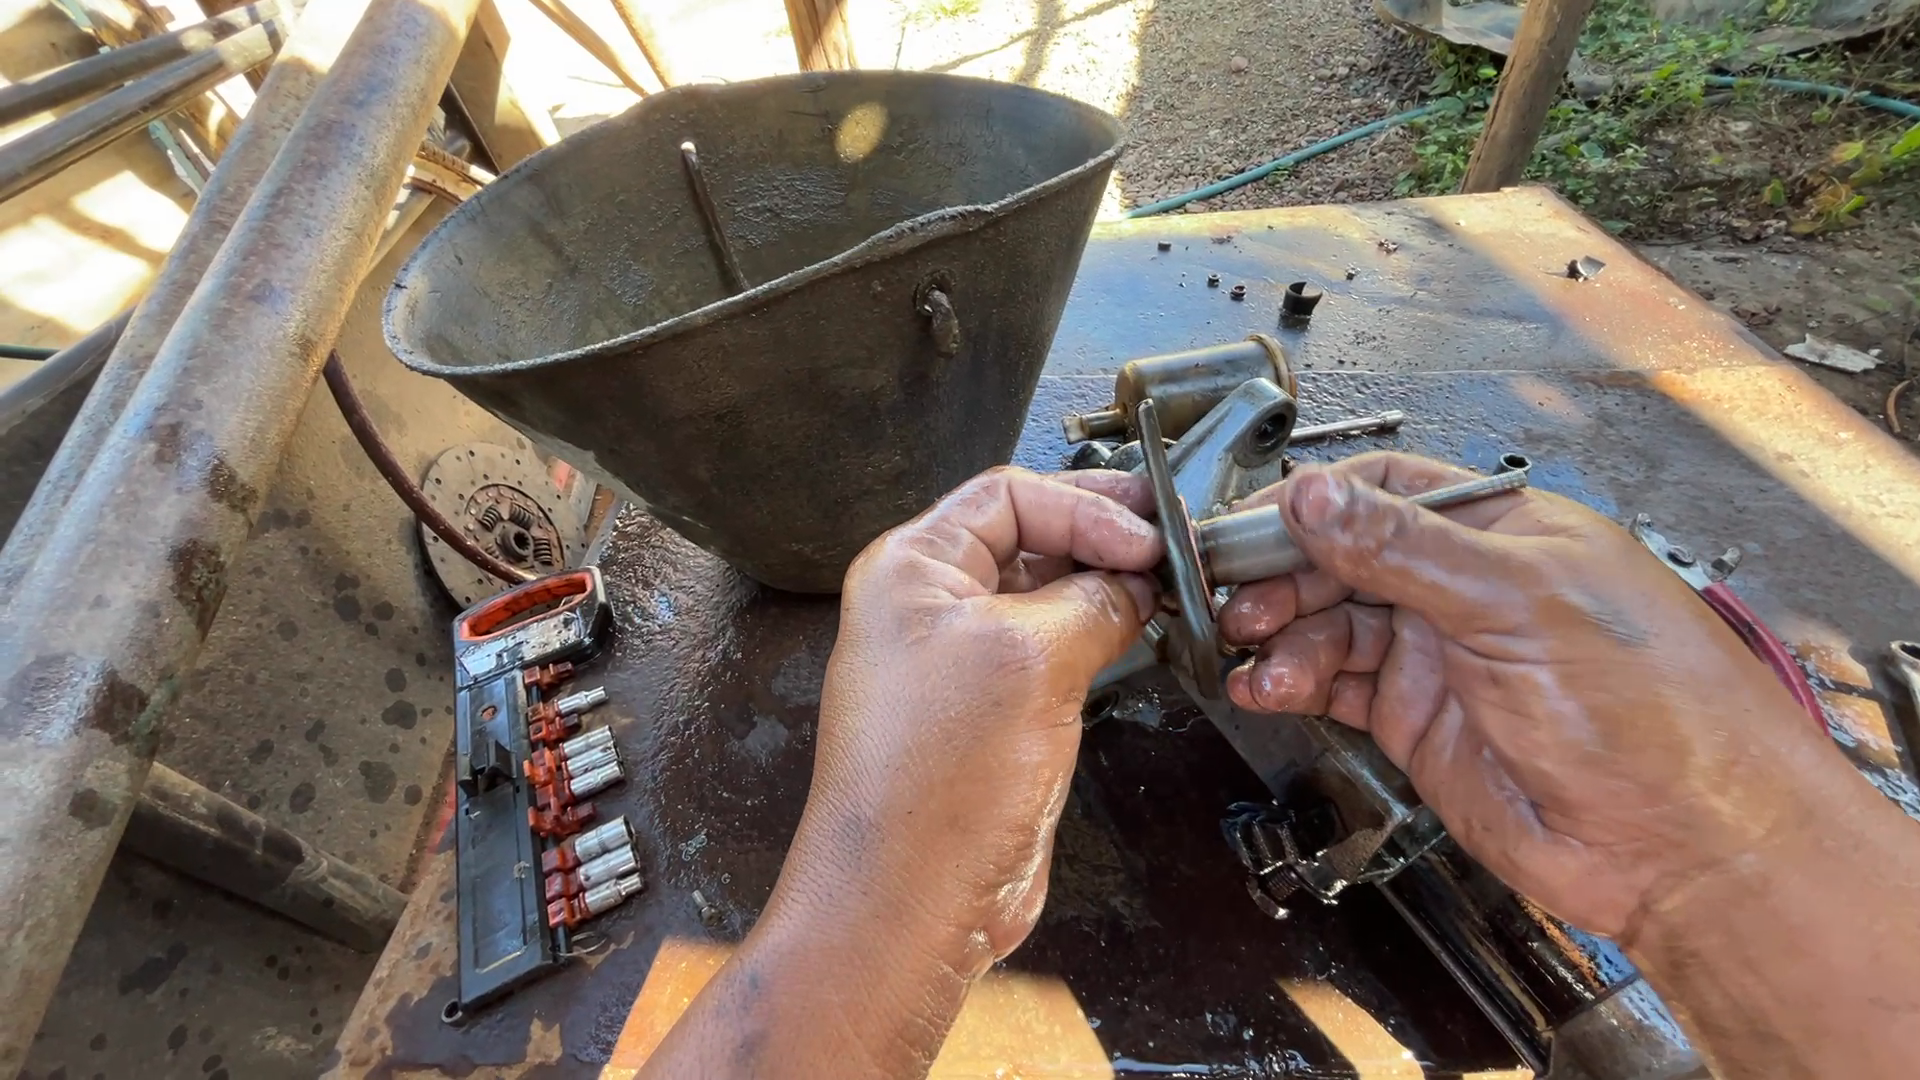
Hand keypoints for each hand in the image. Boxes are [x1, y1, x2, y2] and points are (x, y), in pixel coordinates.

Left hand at [772, 466, 1159, 969]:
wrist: (914, 896)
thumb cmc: (945, 772)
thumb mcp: (1030, 657)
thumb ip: (1093, 601)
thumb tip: (1137, 579)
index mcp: (912, 567)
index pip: (1008, 497)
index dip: (1084, 507)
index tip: (1146, 537)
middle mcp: (930, 601)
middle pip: (1026, 535)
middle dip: (1097, 535)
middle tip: (1167, 539)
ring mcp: (962, 652)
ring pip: (1042, 589)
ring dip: (1101, 581)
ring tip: (1163, 581)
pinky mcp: (994, 699)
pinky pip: (1050, 641)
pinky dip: (1095, 627)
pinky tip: (1138, 625)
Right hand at [1217, 452, 1839, 941]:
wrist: (1679, 855)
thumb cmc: (1648, 714)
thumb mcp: (1513, 602)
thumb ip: (1399, 547)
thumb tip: (1312, 496)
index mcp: (1495, 531)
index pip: (1380, 489)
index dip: (1309, 503)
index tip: (1248, 525)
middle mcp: (1454, 584)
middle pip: (1336, 558)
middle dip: (1279, 576)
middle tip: (1235, 597)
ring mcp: (1426, 649)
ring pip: (1322, 622)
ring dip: (1277, 635)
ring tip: (1251, 652)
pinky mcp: (1403, 709)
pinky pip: (1325, 680)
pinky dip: (1285, 682)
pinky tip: (1265, 687)